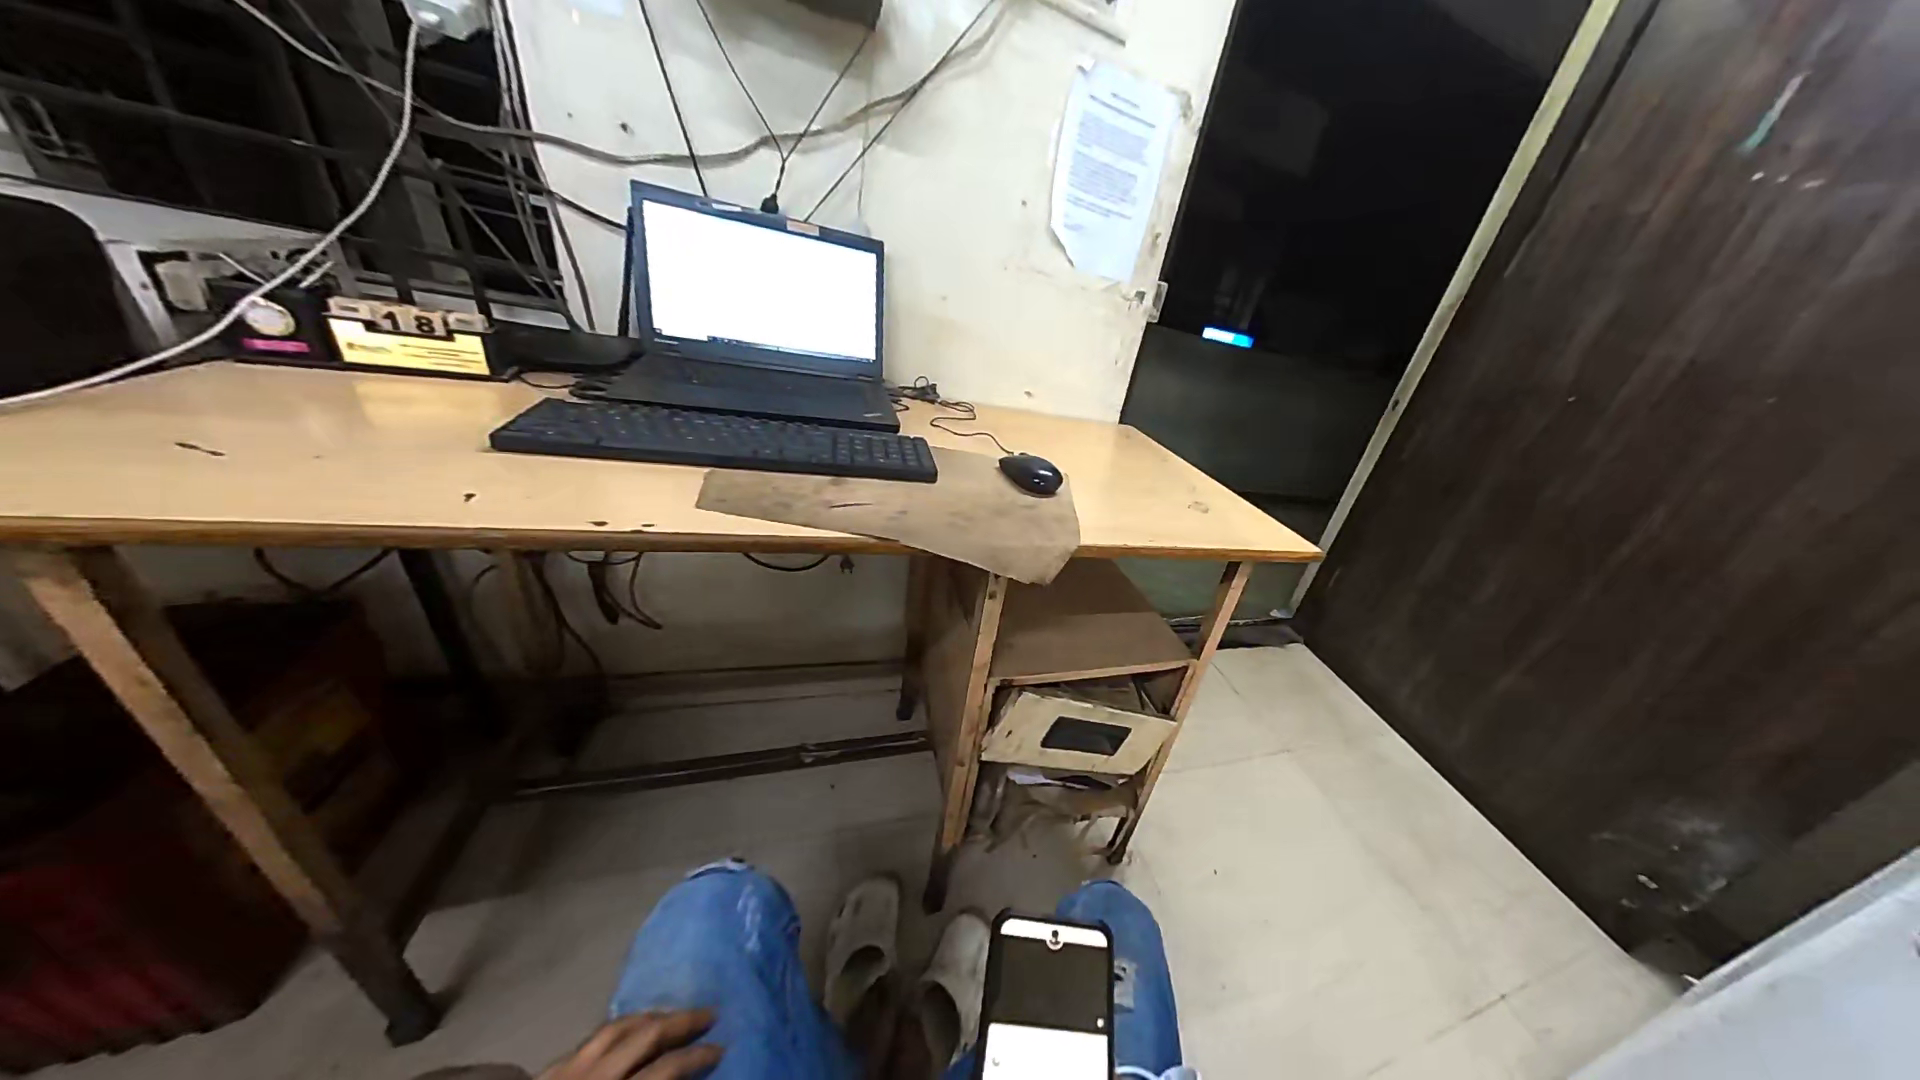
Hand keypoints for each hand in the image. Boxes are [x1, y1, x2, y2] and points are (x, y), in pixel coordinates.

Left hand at [537, 1009, 723, 1079]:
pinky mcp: (547, 1073)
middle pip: (644, 1036)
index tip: (720, 1051)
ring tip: (675, 1015)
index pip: (664, 1072)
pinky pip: (592, 1037)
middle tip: (710, 1015)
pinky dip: (620, 1027)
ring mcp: (566, 1072)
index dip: (696, 1059)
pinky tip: (631, 1029)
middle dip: (682, 1023)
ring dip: (652, 1017)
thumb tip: (679, 1079)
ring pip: (617, 1027)